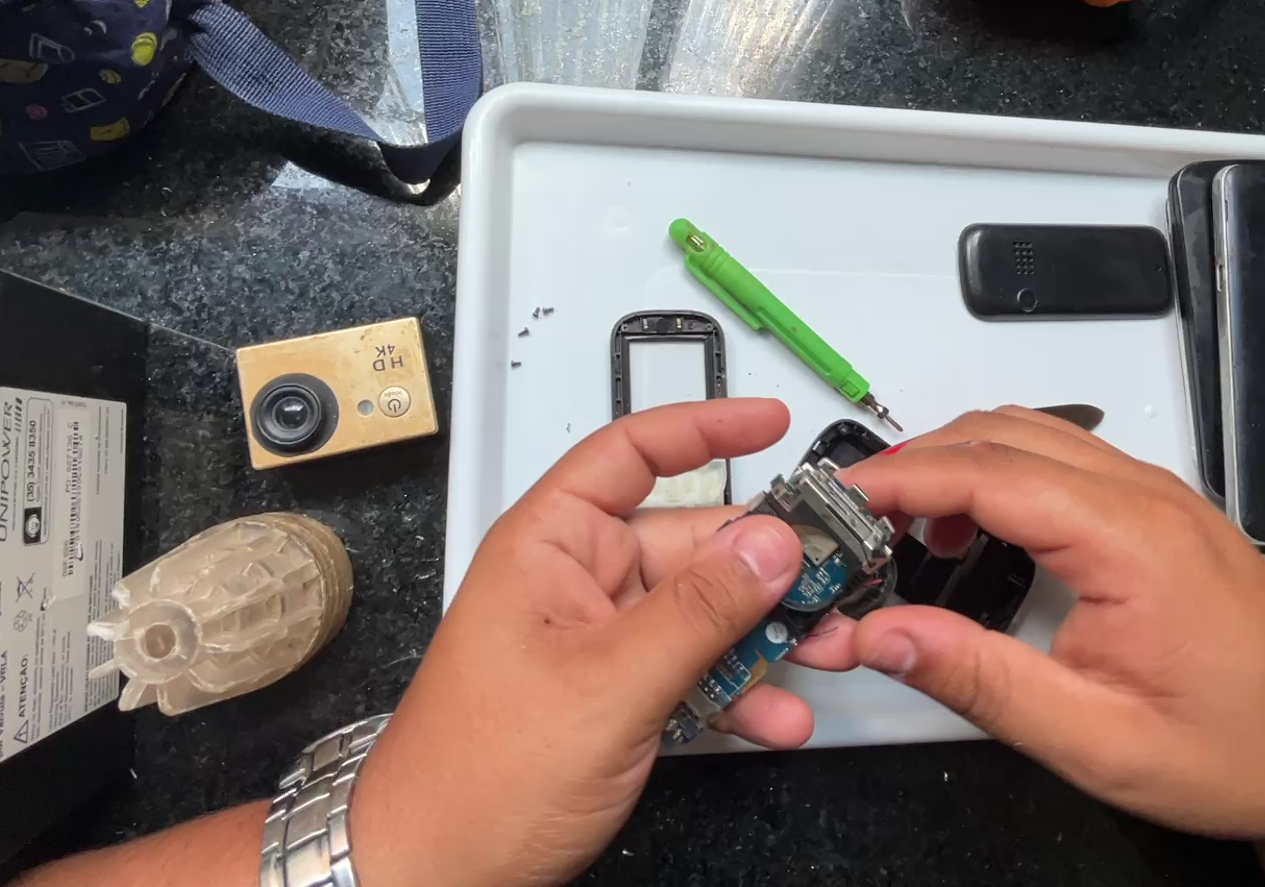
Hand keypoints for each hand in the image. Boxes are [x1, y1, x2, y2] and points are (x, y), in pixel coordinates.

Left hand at [348, 399, 811, 886]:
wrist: (437, 875)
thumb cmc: (476, 776)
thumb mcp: (606, 684)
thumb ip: (696, 612)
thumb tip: (768, 545)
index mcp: (554, 541)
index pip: (632, 452)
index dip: (703, 427)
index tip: (768, 422)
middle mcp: (582, 575)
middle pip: (690, 538)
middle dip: (763, 559)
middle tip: (827, 571)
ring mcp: (605, 631)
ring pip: (703, 605)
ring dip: (763, 629)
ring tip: (821, 646)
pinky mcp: (623, 681)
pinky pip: (695, 663)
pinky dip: (738, 685)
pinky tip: (776, 711)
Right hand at [834, 408, 1264, 878]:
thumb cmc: (1234, 756)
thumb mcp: (1096, 742)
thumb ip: (977, 680)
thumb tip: (875, 634)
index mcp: (1132, 539)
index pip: (986, 473)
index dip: (899, 477)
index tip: (834, 496)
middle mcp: (1141, 490)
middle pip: (995, 432)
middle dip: (912, 462)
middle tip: (854, 515)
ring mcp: (1149, 487)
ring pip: (1019, 431)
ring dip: (948, 461)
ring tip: (901, 523)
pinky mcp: (1148, 501)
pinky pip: (1047, 453)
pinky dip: (986, 471)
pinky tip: (969, 527)